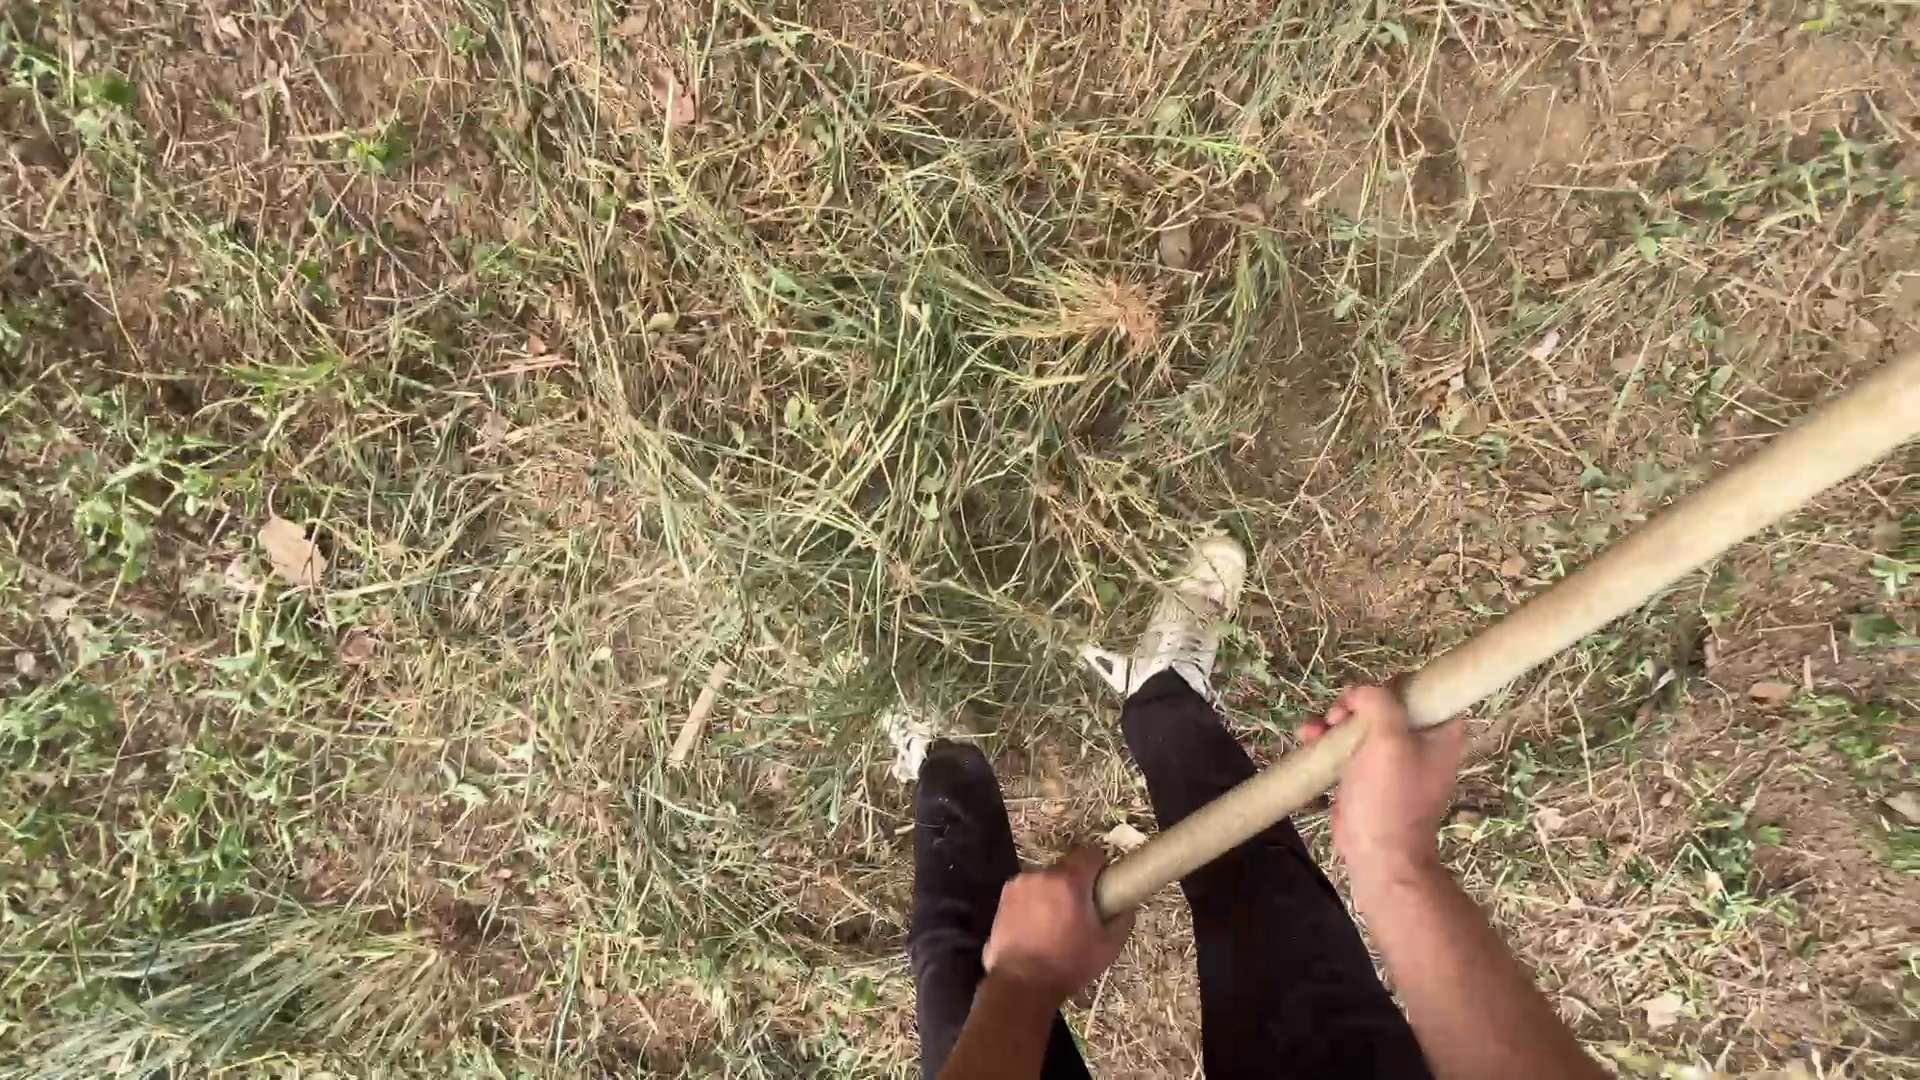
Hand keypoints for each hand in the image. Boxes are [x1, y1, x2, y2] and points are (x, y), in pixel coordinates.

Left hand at [983, 848, 1133, 1001]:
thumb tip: (1126, 904)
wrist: (1021, 983)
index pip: (1091, 854)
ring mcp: (1021, 882)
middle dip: (1076, 883)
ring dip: (1053, 892)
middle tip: (1080, 911)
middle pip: (1067, 867)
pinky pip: (1028, 889)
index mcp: (1070, 881)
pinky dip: (1034, 900)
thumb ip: (1122, 920)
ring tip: (1054, 923)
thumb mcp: (1107, 948)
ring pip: (1046, 879)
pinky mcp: (1005, 894)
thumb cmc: (1067, 965)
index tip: (1103, 884)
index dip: (1100, 866)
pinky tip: (1035, 926)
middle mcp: (1043, 873)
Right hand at [1301, 685, 1463, 889]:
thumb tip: (1362, 691)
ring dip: (1331, 720)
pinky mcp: (1363, 774)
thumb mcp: (1389, 740)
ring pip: (1358, 723)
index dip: (1393, 686)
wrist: (1376, 852)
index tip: (1369, 697)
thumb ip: (1380, 703)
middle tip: (1338, 716)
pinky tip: (1307, 740)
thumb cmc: (1390, 796)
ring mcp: (1389, 760)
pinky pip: (1343, 745)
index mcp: (1438, 734)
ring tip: (1315, 731)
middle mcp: (1417, 743)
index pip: (1424, 692)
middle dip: (1353, 705)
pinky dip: (1324, 739)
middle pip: (1382, 704)